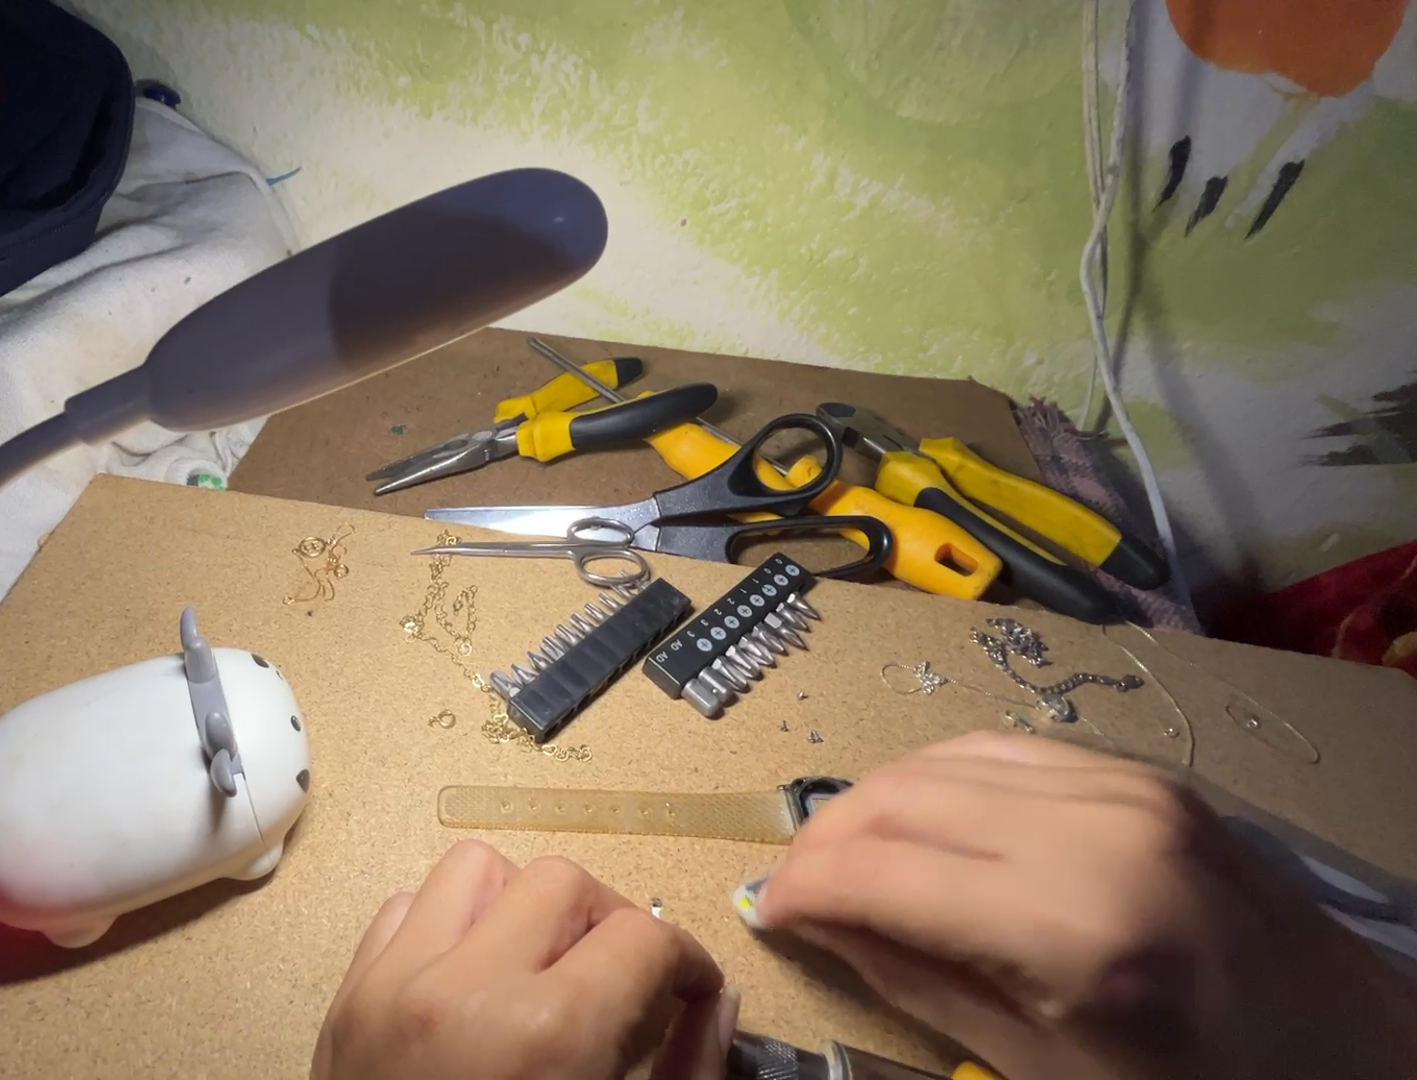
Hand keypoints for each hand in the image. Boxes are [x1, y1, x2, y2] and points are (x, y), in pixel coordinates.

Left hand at [314, 840, 734, 1079]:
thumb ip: (682, 1072)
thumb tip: (713, 1002)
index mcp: (543, 1039)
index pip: (641, 939)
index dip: (686, 960)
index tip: (690, 987)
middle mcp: (462, 987)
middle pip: (560, 880)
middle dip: (606, 920)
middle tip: (617, 973)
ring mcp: (392, 981)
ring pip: (476, 867)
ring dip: (519, 901)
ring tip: (535, 962)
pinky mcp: (349, 991)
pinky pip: (407, 905)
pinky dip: (448, 922)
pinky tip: (466, 976)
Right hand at [753, 731, 1416, 1079]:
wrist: (1374, 1062)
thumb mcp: (1040, 1067)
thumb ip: (908, 977)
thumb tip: (809, 917)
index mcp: (1080, 930)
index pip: (880, 874)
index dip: (803, 887)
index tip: (768, 909)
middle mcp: (1094, 831)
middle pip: (892, 800)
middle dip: (821, 841)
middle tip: (797, 884)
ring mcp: (1118, 785)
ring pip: (926, 762)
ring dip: (865, 806)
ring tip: (846, 853)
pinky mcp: (1129, 768)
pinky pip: (982, 751)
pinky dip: (924, 781)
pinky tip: (915, 819)